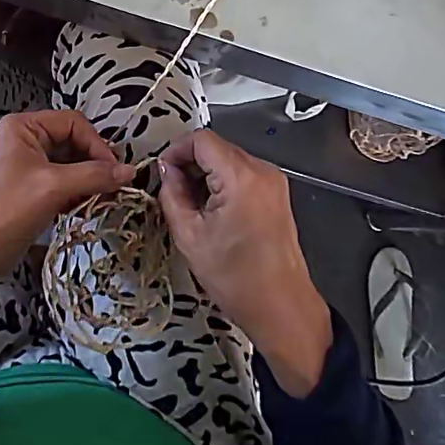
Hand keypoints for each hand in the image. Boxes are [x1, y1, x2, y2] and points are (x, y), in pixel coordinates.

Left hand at [0, 110, 134, 332]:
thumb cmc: (2, 216)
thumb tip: (131, 171)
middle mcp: (21, 140)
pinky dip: (73, 194)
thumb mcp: (52, 189)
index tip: (115, 172)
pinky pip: (57, 184)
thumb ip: (95, 176)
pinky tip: (80, 210)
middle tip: (112, 188)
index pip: (74, 122)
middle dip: (93, 165)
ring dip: (86, 182)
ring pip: (67, 165)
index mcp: (22, 127)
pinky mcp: (22, 191)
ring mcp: (20, 166)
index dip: (98, 144)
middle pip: (72, 142)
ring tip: (98, 201)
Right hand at [158, 130, 332, 395]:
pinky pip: (243, 174)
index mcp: (240, 176)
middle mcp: (262, 170)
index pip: (202, 139)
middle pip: (217, 147)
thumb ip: (172, 194)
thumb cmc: (237, 278)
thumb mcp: (189, 235)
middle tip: (173, 192)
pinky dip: (224, 183)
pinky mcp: (277, 193)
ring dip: (206, 174)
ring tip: (194, 207)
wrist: (281, 306)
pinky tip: (214, 212)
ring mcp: (273, 180)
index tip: (163, 172)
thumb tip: (166, 171)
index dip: (176, 150)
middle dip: (190, 164)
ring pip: (229, 159)